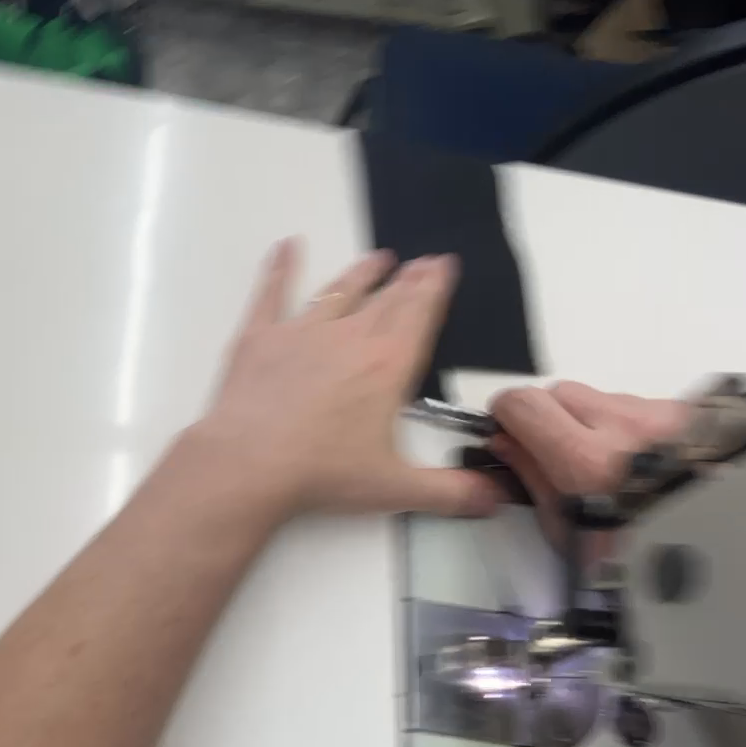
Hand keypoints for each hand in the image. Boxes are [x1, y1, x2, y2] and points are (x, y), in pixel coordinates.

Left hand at [191, 240, 500, 518]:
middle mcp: (349, 338)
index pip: (420, 316)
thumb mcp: (395, 489)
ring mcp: (300, 332)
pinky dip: (279, 268)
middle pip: (385, 300)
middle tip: (420, 261)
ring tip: (377, 258)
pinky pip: (270, 294)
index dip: (433, 289)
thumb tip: (497, 499)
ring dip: (360, 273)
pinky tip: (285, 246)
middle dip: (406, 279)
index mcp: (388, 366)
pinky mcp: (258, 338)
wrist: (248, 464)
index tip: (442, 265)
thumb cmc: (322, 474)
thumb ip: (451, 493)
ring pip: (338, 292)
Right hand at [486, 381, 688, 541]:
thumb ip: (531, 475)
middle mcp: (626, 426)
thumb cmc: (637, 552)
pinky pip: (641, 405)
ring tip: (608, 463)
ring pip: (602, 396)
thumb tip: (506, 442)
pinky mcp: (694, 414)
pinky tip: (641, 460)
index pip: (523, 403)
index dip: (507, 413)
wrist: (726, 549)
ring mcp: (664, 415)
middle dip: (549, 416)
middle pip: (559, 392)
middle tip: (556, 450)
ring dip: (592, 421)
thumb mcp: (565, 526)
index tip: (507, 429)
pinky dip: (629, 426)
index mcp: (586, 461)